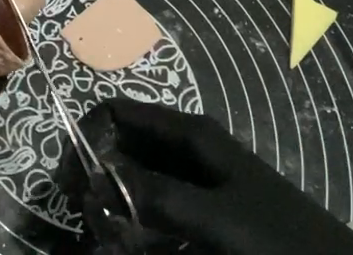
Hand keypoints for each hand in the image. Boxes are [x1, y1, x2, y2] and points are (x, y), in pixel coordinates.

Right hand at [66, 97, 352, 254]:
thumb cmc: (281, 242)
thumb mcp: (216, 219)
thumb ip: (155, 196)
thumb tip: (94, 178)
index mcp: (190, 133)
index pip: (115, 111)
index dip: (86, 138)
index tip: (70, 183)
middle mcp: (188, 149)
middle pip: (122, 145)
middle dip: (96, 177)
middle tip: (87, 217)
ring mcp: (197, 183)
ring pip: (136, 182)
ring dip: (115, 205)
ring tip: (109, 237)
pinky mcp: (205, 216)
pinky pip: (158, 212)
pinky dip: (138, 227)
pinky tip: (134, 247)